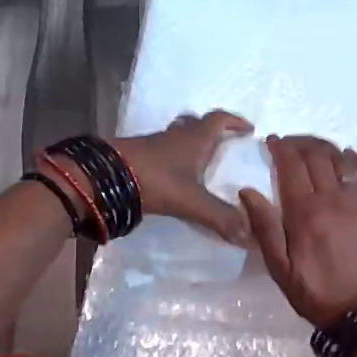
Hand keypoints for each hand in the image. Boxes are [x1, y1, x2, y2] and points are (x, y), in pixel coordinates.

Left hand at [110, 111, 254, 244]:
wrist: (106, 177)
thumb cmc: (156, 180)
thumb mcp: (193, 202)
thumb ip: (220, 217)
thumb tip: (249, 235)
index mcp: (194, 139)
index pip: (219, 120)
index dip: (235, 122)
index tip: (248, 128)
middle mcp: (175, 135)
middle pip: (196, 123)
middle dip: (211, 130)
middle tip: (222, 142)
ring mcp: (153, 143)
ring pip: (177, 135)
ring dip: (189, 142)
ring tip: (198, 159)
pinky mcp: (137, 154)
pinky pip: (161, 149)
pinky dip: (171, 156)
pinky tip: (172, 173)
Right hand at [240, 135, 356, 326]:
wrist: (355, 308)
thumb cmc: (310, 288)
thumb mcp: (277, 263)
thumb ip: (263, 225)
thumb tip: (247, 190)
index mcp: (304, 211)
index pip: (292, 165)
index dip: (281, 148)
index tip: (272, 141)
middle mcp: (332, 199)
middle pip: (317, 156)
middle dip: (301, 143)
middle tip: (290, 143)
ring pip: (342, 161)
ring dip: (326, 147)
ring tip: (314, 147)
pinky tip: (349, 155)